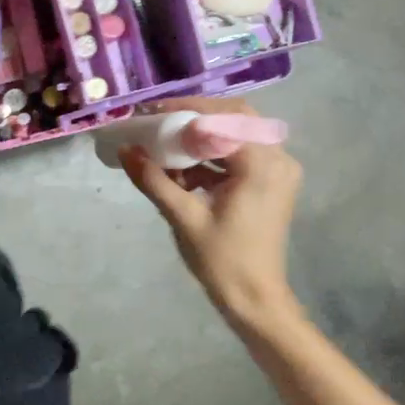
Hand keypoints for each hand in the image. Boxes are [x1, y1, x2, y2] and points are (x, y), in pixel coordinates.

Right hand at [121, 97, 303, 325]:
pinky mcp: (270, 183)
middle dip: (195, 117)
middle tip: (158, 122)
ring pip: (238, 135)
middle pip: (237, 118)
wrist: (253, 295)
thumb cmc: (220, 259)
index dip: (188, 109)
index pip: (226, 117)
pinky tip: (182, 171)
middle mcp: (278, 159)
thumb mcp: (182, 217)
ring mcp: (277, 171)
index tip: (152, 112)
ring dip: (202, 137)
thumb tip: (126, 150)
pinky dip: (211, 156)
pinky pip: (240, 155)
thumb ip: (154, 180)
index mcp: (261, 165)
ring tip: (165, 147)